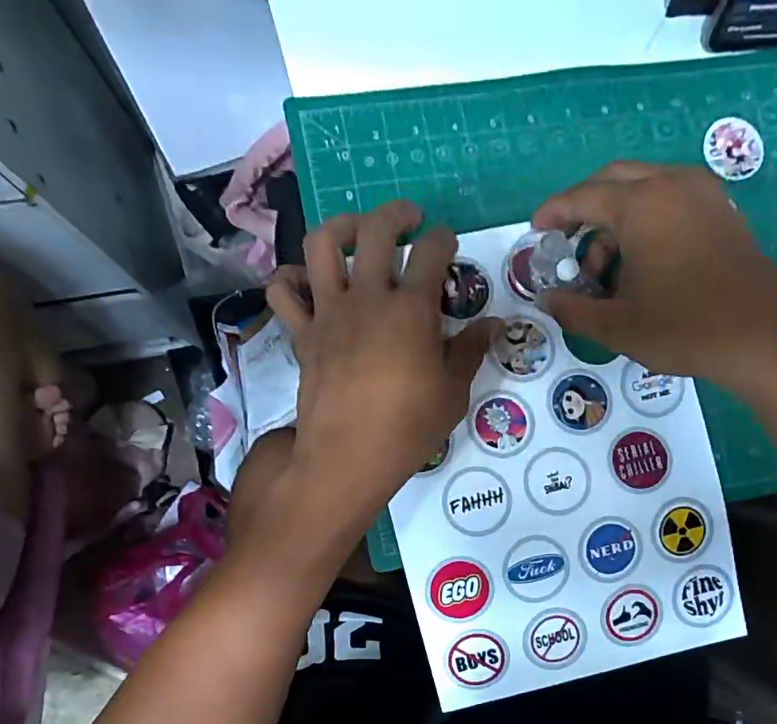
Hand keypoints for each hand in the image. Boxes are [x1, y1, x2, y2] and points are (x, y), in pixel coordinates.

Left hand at [255, 200, 492, 535]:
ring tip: (357, 233)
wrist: (349, 457)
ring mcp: (329, 312)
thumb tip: (493, 323)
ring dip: (341, 227)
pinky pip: (284, 292)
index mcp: (412, 310)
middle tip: (409, 217)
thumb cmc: (410, 427)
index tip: (449, 243)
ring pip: (323, 244)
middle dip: (396, 213)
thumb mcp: (454, 392)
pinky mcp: (303, 334)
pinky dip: (292, 278)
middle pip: (377, 231)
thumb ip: (471, 350)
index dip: (444, 240)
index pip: (432, 253)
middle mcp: (369, 298)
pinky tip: (309, 283)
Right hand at [532, 162, 776, 400]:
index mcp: (641, 203)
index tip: (537, 230)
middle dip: (586, 210)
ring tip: (609, 270)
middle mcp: (672, 185)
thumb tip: (547, 300)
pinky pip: (674, 202)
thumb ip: (575, 310)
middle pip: (615, 181)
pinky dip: (651, 222)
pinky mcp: (725, 214)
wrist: (764, 338)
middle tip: (570, 246)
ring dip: (619, 219)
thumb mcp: (619, 327)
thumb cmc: (685, 329)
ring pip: (647, 190)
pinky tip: (647, 263)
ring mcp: (704, 196)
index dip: (555, 213)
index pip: (583, 196)